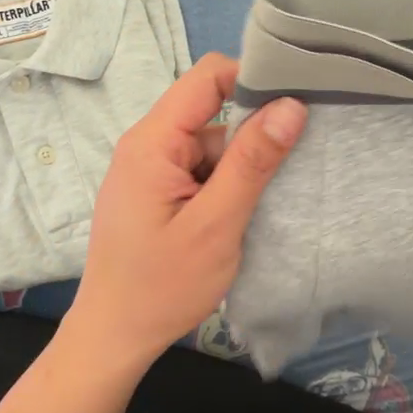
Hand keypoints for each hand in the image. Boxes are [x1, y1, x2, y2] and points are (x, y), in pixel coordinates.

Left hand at [66, 53, 306, 364]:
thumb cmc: (162, 286)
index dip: (253, 79)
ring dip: (241, 170)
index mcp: (153, 142)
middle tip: (291, 170)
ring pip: (211, 149)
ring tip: (266, 206)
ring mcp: (150, 172)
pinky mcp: (156, 196)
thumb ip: (252, 163)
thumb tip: (292, 105)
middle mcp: (148, 146)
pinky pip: (200, 174)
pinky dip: (225, 189)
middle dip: (253, 138)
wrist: (115, 336)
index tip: (296, 106)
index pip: (208, 77)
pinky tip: (242, 218)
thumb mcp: (216, 225)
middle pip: (213, 115)